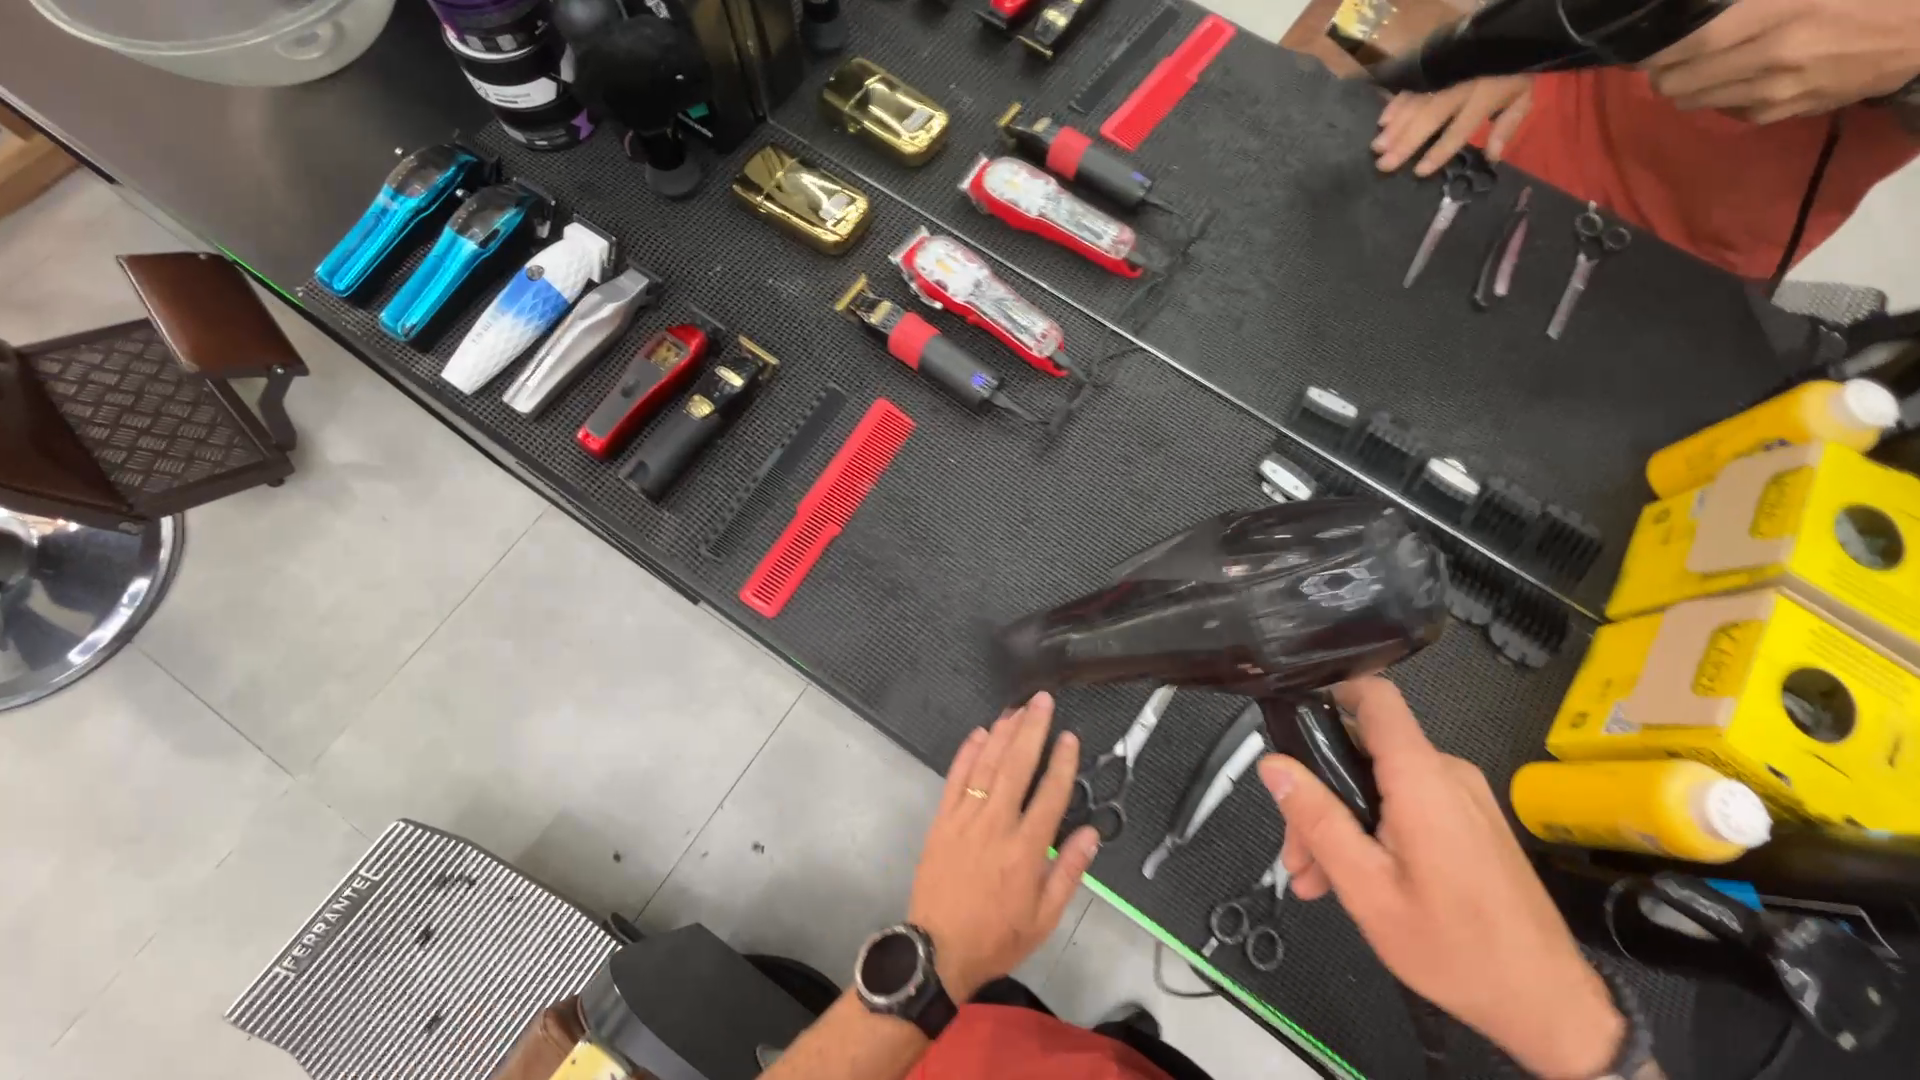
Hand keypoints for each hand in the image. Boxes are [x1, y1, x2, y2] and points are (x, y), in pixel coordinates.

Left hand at [907, 692, 1100, 1001]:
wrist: (937, 950)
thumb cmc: (998, 936)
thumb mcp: (1044, 917)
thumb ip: (1069, 872)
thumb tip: (1092, 833)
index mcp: (1026, 850)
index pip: (1049, 794)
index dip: (1062, 762)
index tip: (1070, 736)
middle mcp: (996, 825)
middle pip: (1017, 767)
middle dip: (1031, 729)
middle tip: (1042, 701)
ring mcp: (965, 819)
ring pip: (986, 765)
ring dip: (1002, 733)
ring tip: (1016, 708)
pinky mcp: (941, 821)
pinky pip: (955, 779)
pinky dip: (967, 753)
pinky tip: (979, 734)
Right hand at [1259, 678, 1624, 1079]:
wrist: (1547, 1006)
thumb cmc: (1453, 947)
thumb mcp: (1365, 887)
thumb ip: (1316, 819)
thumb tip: (1273, 764)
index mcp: (1422, 778)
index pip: (1375, 697)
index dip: (1329, 693)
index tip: (1290, 723)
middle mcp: (1447, 774)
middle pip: (1365, 752)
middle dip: (1319, 794)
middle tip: (1295, 855)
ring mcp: (1465, 798)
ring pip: (1381, 785)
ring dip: (1341, 822)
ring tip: (1316, 881)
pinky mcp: (1472, 823)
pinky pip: (1408, 806)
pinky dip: (1374, 832)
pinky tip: (1354, 881)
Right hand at [1373, 76, 1533, 175]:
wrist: (1510, 31)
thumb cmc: (1513, 73)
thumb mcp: (1521, 98)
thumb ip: (1507, 126)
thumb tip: (1492, 156)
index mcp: (1485, 97)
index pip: (1458, 129)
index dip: (1439, 151)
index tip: (1419, 171)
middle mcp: (1460, 88)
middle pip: (1429, 118)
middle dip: (1406, 142)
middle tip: (1384, 164)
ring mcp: (1444, 76)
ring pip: (1416, 104)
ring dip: (1395, 127)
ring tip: (1378, 147)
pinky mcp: (1433, 67)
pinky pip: (1410, 87)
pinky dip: (1395, 104)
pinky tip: (1382, 121)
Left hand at [1645, 0, 1919, 123]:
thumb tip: (1709, 6)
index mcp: (1786, 11)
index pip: (1696, 42)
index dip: (1662, 51)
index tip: (1649, 49)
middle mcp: (1773, 56)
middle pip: (1680, 81)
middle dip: (1663, 74)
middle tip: (1663, 63)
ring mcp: (1775, 90)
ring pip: (1695, 100)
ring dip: (1685, 88)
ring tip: (1692, 71)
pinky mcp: (1782, 112)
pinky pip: (1727, 111)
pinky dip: (1719, 98)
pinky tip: (1734, 81)